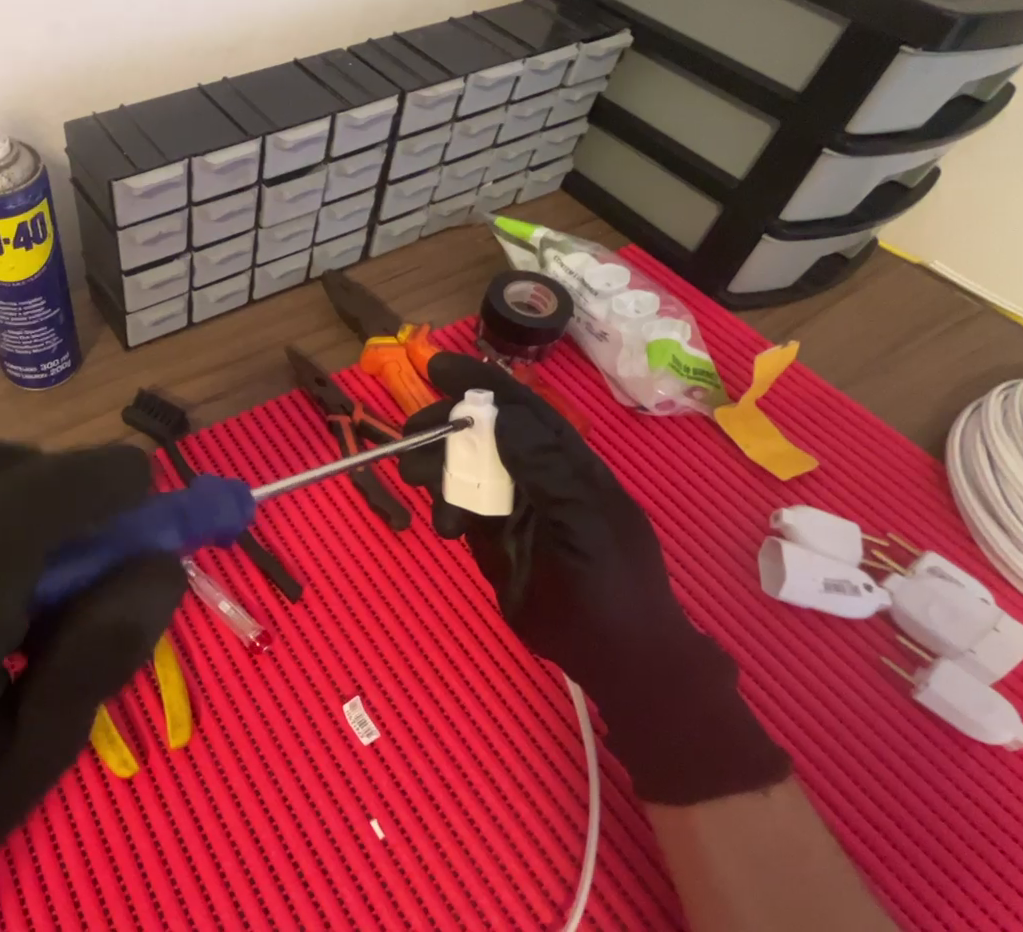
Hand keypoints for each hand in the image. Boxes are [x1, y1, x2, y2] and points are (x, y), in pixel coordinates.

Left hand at [0, 440, 184, 930]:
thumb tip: (163, 567)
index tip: (147, 482)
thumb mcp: (37, 756)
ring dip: (15, 488)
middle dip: (47, 471)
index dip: (91, 478)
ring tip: (59, 552)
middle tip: (99, 517)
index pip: (20, 507)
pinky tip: (5, 588)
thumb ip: (98, 653)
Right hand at [399, 354, 788, 805]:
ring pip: (466, 469)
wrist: (615, 655)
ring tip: (413, 478)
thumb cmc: (609, 584)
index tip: (437, 368)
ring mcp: (514, 506)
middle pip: (485, 434)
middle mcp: (537, 476)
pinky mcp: (493, 537)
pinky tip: (441, 526)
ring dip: (437, 467)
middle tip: (407, 434)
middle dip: (445, 427)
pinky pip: (460, 507)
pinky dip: (444, 508)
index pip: (521, 408)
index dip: (481, 383)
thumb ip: (542, 466)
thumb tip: (502, 414)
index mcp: (567, 462)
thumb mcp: (582, 518)